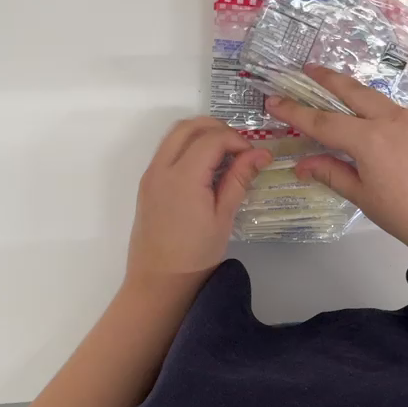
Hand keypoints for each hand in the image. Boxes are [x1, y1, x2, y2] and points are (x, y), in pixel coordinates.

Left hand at [126, 116, 270, 287]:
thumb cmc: (195, 255)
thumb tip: (261, 154)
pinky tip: (205, 167)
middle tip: (239, 148)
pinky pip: (166, 150)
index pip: (212, 139)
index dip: (237, 140)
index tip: (254, 156)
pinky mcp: (147, 183)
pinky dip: (186, 146)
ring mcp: (150, 174)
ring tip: (223, 154)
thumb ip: (239, 180)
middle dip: (217, 129)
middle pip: (189, 126)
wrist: (159, 280)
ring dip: (200, 134)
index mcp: (183, 177)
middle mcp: (161, 169)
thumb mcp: (223, 217)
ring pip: (174, 134)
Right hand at [263, 66, 407, 269]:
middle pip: (352, 91)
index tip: (274, 101)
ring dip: (356, 94)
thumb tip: (304, 164)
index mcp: (369, 140)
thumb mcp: (363, 197)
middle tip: (307, 69)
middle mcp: (393, 120)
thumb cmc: (407, 217)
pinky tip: (379, 130)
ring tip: (340, 94)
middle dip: (327, 79)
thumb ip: (332, 173)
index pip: (323, 121)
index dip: (295, 111)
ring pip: (379, 101)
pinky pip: (401, 115)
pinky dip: (382, 115)